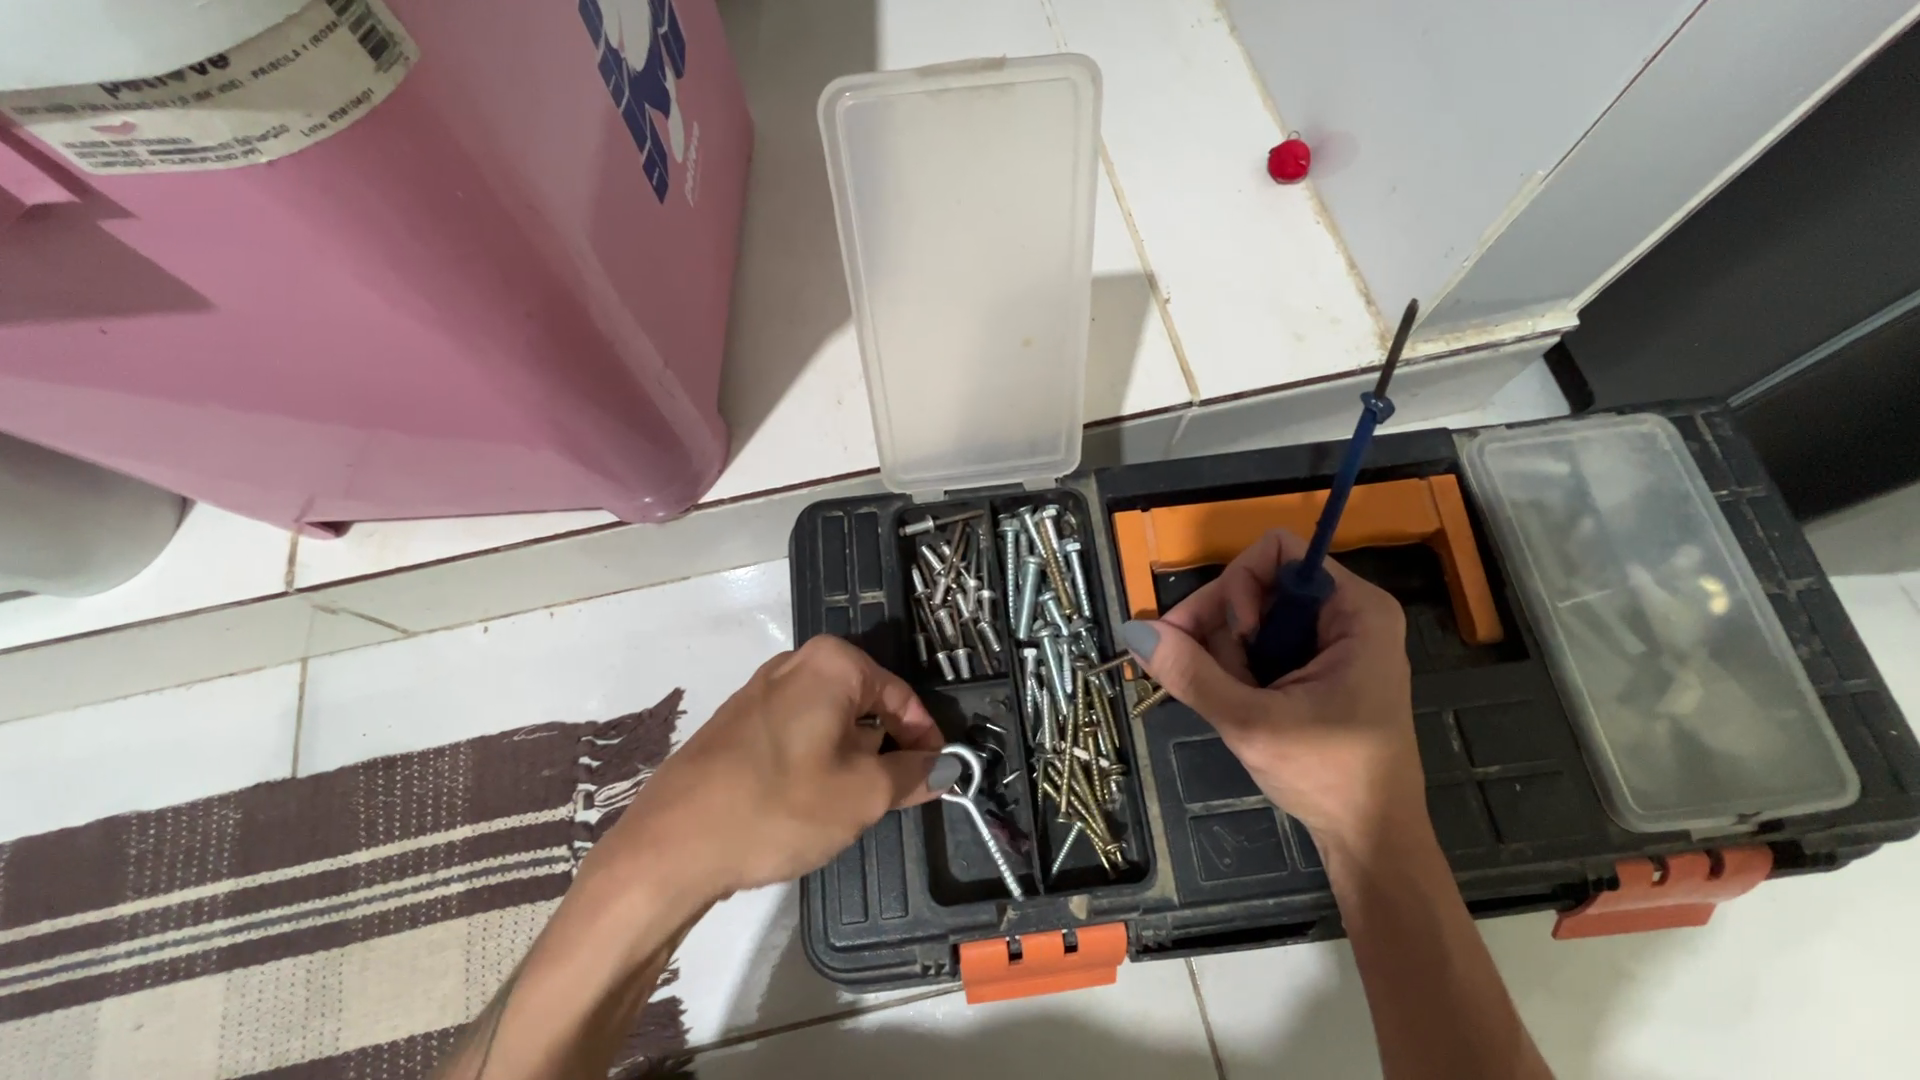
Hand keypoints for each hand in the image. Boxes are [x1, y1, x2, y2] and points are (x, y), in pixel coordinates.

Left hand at [585, 635, 947, 903]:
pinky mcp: (737, 724)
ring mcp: (759, 692)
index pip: (901, 696)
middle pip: (864, 704)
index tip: (939, 775)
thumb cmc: (780, 807)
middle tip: (897, 795)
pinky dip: (817, 762)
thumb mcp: (863, 795)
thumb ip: (913, 774)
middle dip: (885, 748)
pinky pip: (797, 734)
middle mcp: (794, 664)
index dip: (926, 738)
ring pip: (830, 721)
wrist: (672, 845)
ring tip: (853, 806)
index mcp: (831, 664)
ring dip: (851, 759)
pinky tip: (809, 805)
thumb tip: (945, 766)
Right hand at [1119, 529, 1425, 857]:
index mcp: (1355, 611)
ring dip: (1227, 655)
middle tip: (1203, 676)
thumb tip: (1134, 630)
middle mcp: (1348, 613)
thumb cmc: (1329, 777)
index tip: (1234, 641)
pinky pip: (1263, 643)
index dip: (1239, 586)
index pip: (1276, 552)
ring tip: (1237, 702)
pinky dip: (1239, 668)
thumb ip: (1191, 673)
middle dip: (1222, 628)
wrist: (1372, 837)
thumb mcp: (1251, 723)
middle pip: (1258, 583)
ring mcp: (1334, 640)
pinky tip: (1242, 703)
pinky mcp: (1320, 665)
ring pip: (1253, 616)